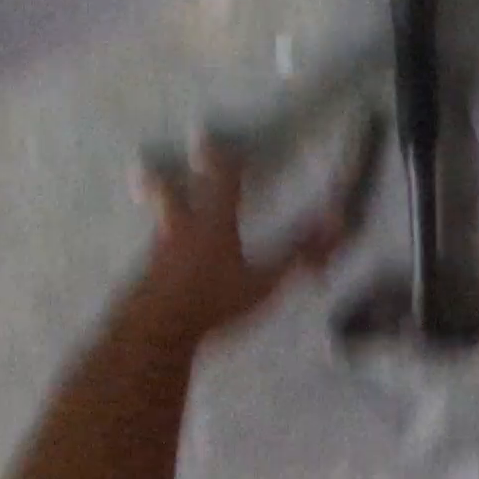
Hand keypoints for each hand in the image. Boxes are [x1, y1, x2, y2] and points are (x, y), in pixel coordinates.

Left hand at [123, 136, 346, 346]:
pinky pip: (151, 259)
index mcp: (214, 224)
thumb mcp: (266, 279)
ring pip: (159, 227)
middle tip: (144, 166)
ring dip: (158, 215)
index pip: (221, 182)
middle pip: (171, 199)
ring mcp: (155, 259)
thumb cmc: (213, 304)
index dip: (221, 159)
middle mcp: (181, 233)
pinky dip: (157, 251)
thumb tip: (338, 220)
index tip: (210, 135)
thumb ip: (301, 251)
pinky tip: (157, 264)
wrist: (147, 342)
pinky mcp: (140, 284)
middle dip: (164, 181)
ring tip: (153, 216)